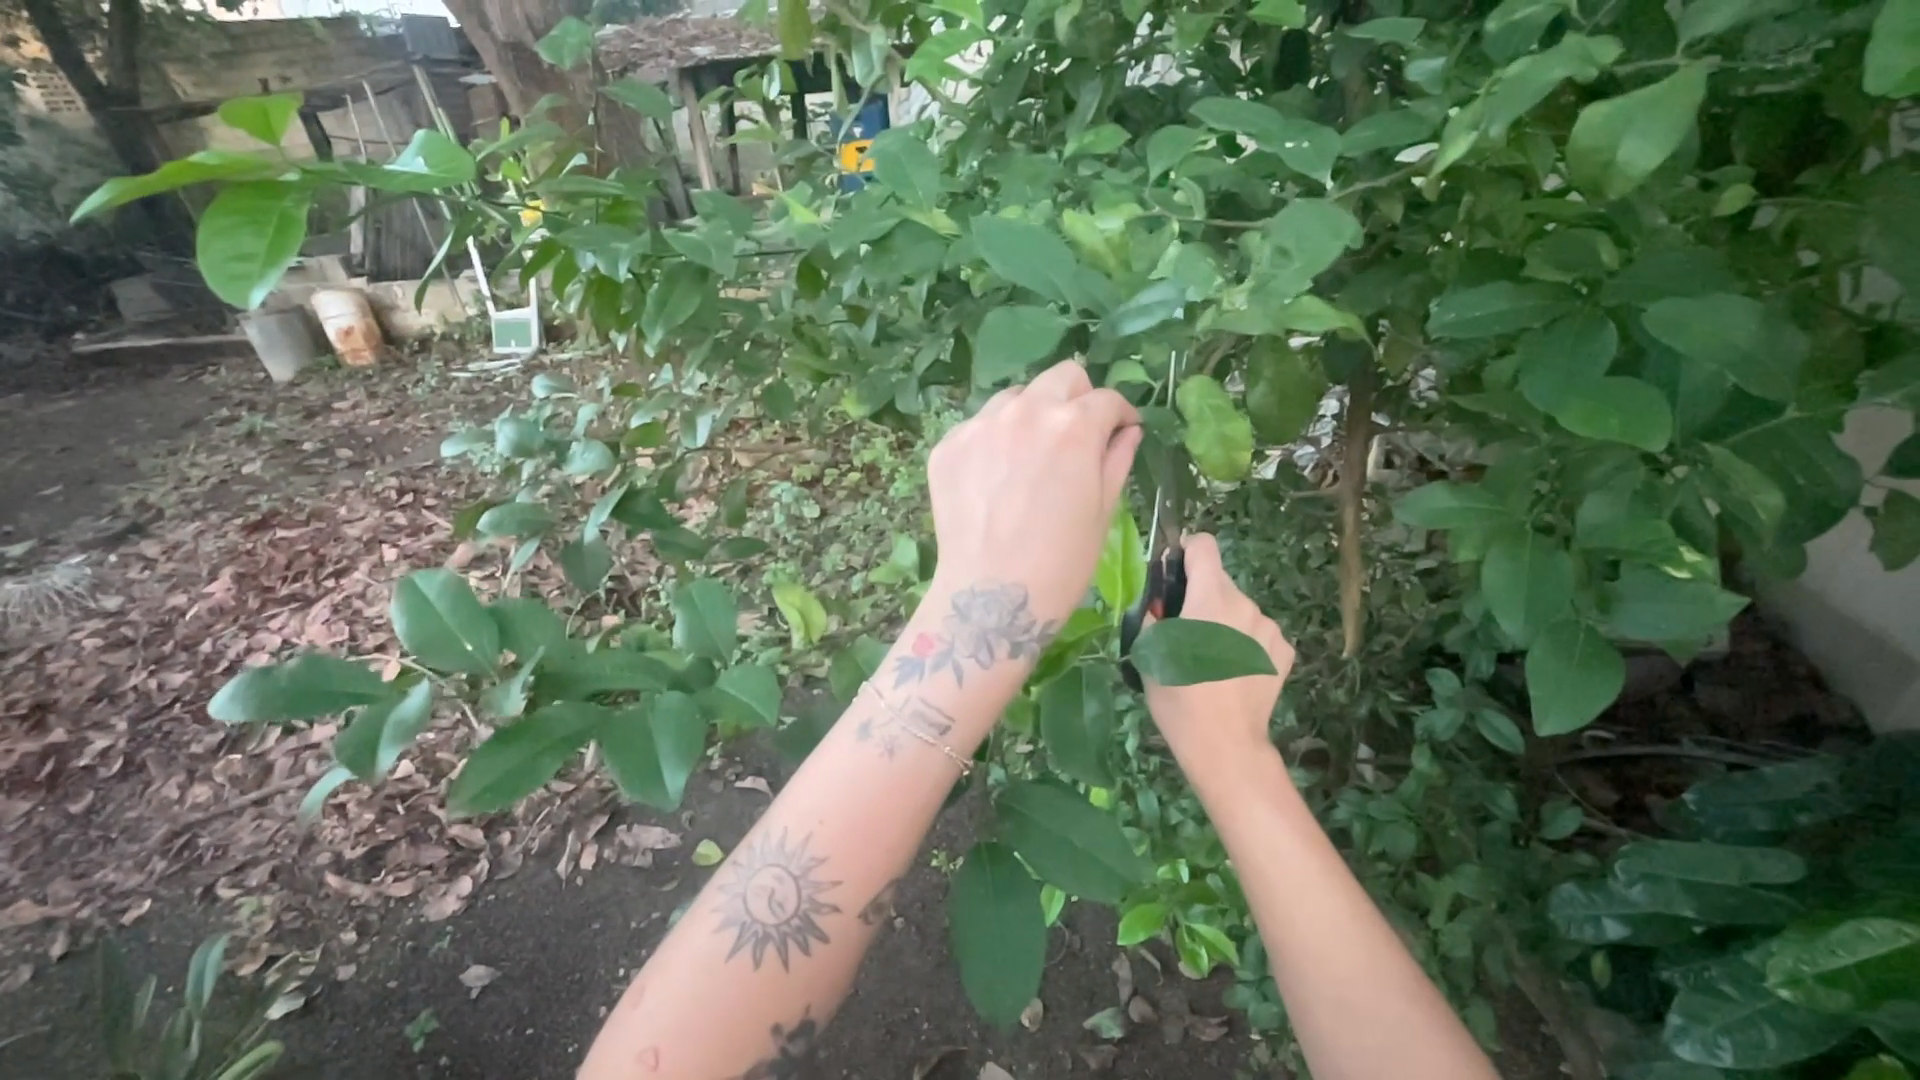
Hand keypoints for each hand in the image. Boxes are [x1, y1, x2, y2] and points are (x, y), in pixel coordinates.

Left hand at [926, 361, 1141, 618]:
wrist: (991, 597)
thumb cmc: (1061, 562)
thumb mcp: (1102, 511)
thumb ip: (1116, 459)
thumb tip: (1127, 430)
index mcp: (1074, 425)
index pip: (1106, 399)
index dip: (1119, 416)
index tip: (1120, 432)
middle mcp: (1025, 411)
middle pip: (1060, 378)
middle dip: (1077, 400)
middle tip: (1076, 437)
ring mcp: (980, 426)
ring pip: (1014, 399)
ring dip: (1031, 416)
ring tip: (1030, 459)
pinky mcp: (948, 446)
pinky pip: (978, 427)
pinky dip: (993, 442)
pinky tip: (995, 481)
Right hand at [1144, 534, 1295, 777]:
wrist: (1224, 744)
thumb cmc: (1179, 698)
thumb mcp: (1148, 654)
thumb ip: (1154, 616)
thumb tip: (1160, 601)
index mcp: (1210, 598)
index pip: (1204, 547)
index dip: (1187, 552)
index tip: (1175, 572)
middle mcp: (1245, 604)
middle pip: (1220, 582)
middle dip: (1201, 597)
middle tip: (1185, 633)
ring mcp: (1269, 628)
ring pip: (1240, 610)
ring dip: (1225, 622)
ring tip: (1211, 660)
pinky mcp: (1284, 651)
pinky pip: (1259, 634)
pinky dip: (1246, 643)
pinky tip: (1234, 672)